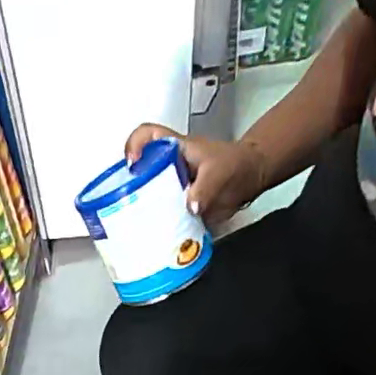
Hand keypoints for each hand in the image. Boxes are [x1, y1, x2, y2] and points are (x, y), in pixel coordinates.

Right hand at [123, 124, 271, 225]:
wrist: (249, 181)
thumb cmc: (236, 165)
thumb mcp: (222, 171)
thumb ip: (207, 187)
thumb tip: (190, 207)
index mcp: (173, 149)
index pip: (146, 136)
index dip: (134, 146)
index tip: (132, 165)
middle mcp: (163, 168)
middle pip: (134, 173)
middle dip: (126, 190)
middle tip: (127, 207)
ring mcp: (165, 189)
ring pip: (140, 198)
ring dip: (134, 213)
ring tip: (135, 227)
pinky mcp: (170, 208)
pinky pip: (153, 217)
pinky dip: (149, 228)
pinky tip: (149, 238)